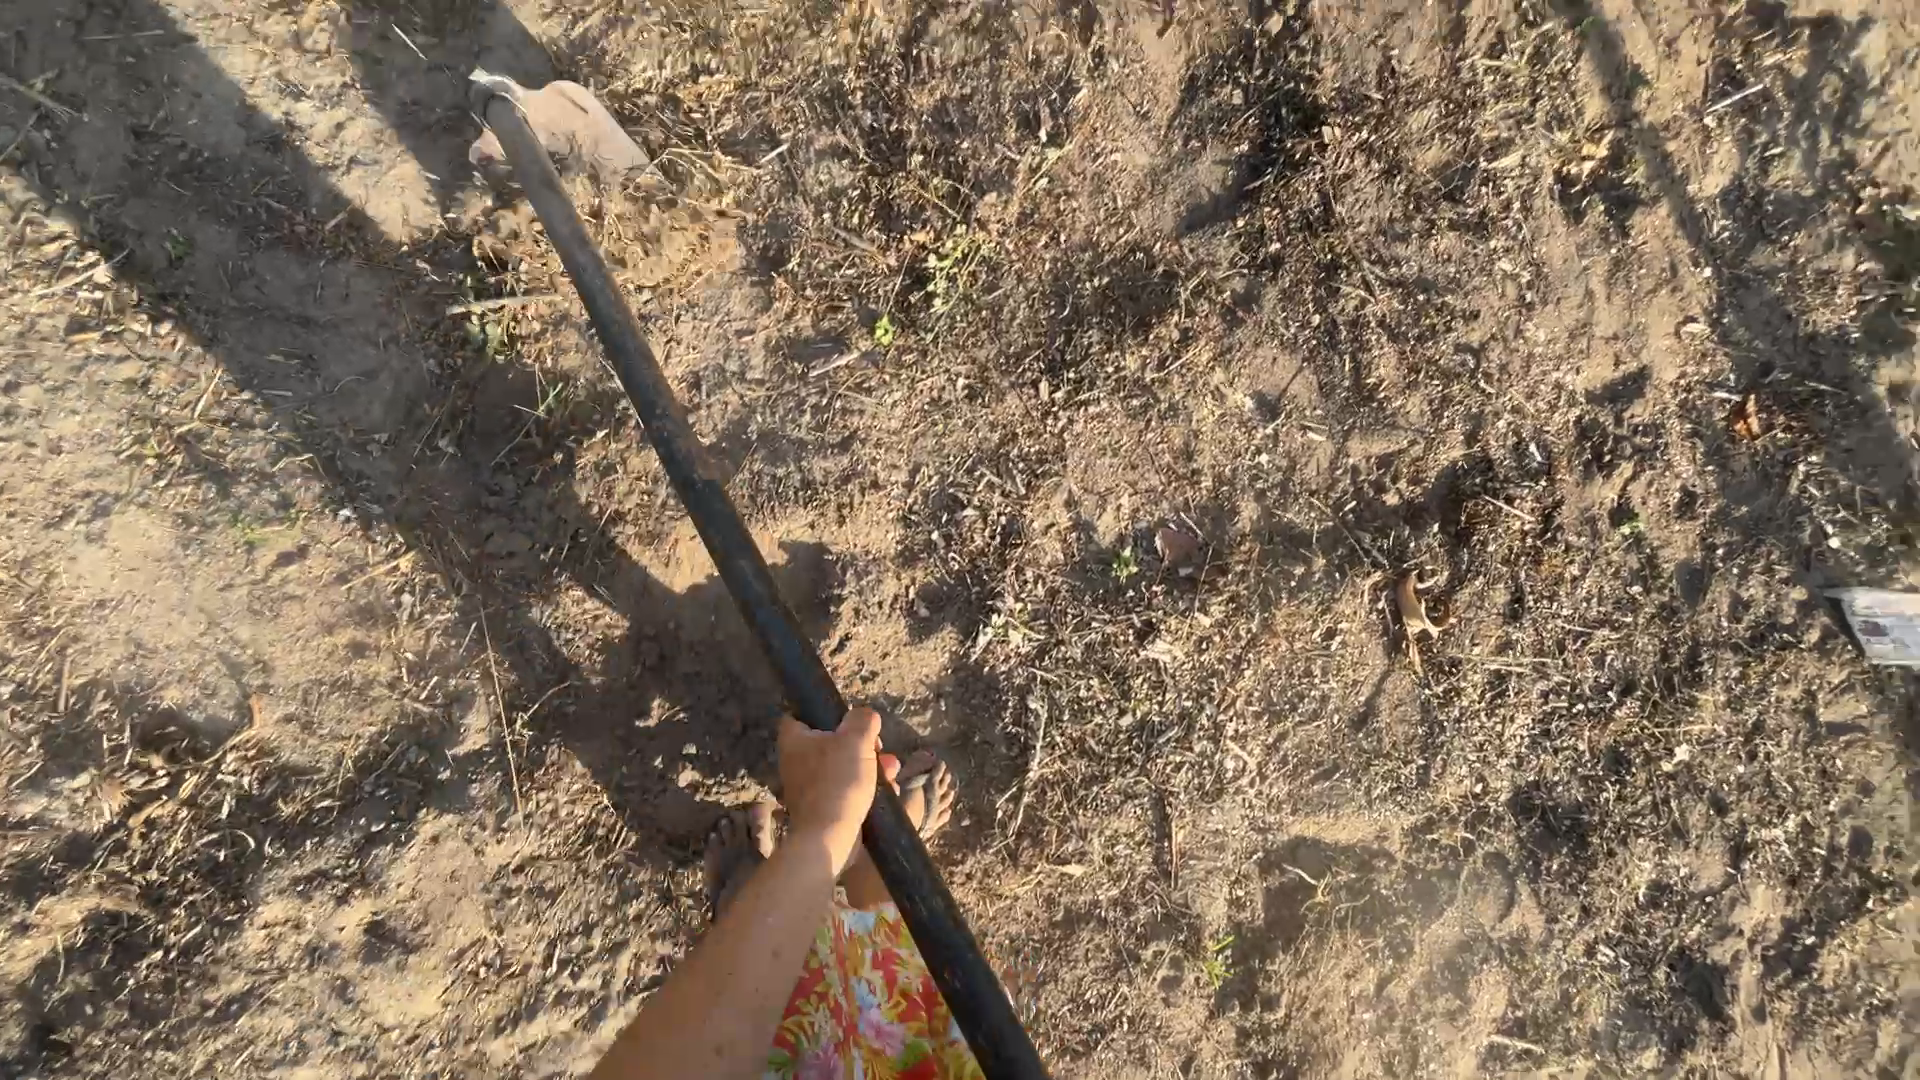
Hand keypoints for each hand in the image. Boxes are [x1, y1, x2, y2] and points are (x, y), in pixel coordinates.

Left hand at [777, 708, 895, 873]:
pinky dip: (867, 787)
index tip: (845, 716)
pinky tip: (888, 788)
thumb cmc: (837, 781)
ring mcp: (810, 787)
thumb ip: (862, 720)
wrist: (831, 837)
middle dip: (861, 742)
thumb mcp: (855, 739)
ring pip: (845, 765)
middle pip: (832, 740)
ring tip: (891, 769)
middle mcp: (797, 762)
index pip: (799, 715)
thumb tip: (867, 716)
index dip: (822, 711)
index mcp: (795, 741)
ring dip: (871, 764)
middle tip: (878, 746)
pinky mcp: (825, 807)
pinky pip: (848, 788)